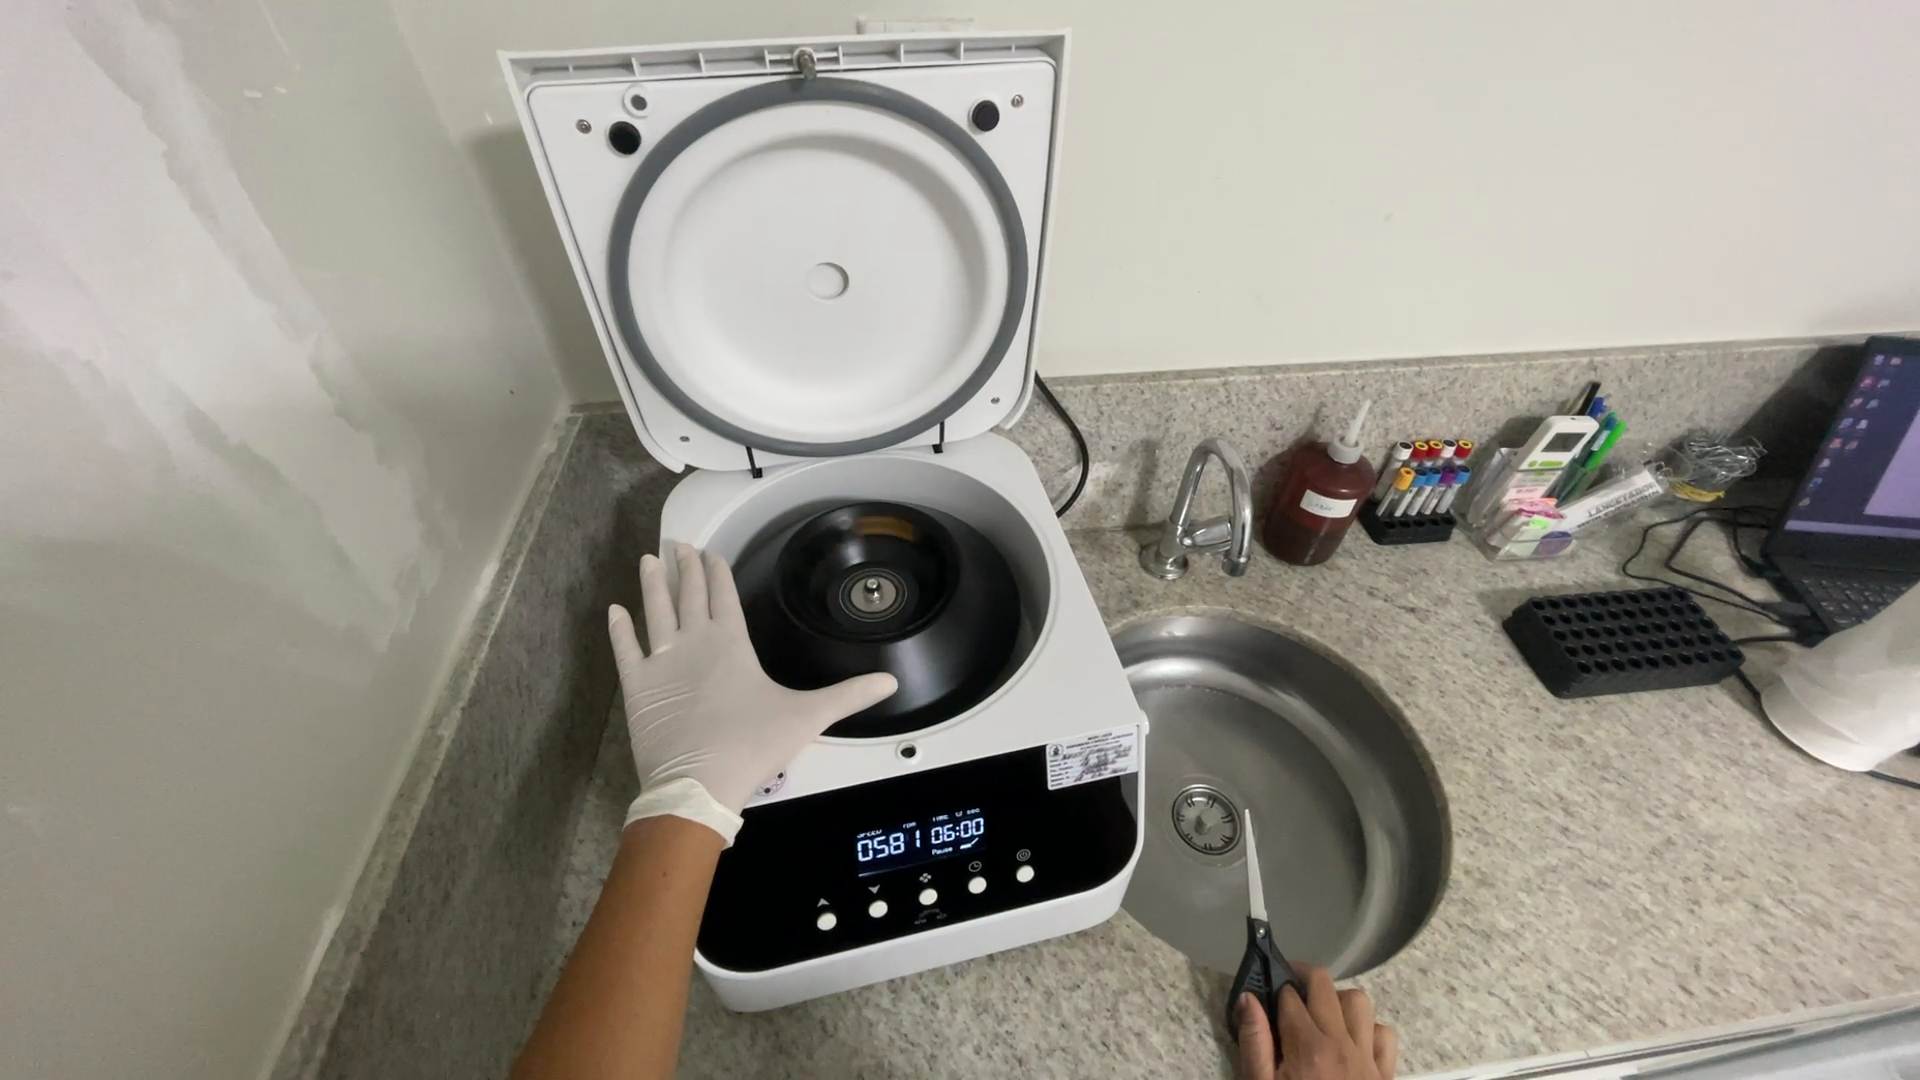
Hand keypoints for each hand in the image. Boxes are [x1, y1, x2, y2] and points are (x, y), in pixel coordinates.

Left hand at [609, 545, 897, 841]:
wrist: (699, 783)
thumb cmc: (752, 746)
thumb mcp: (808, 717)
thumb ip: (848, 696)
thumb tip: (890, 682)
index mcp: (732, 645)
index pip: (725, 597)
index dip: (717, 572)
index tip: (710, 552)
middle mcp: (695, 644)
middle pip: (690, 596)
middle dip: (686, 568)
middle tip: (680, 544)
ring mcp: (662, 663)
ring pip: (656, 612)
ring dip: (652, 585)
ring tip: (648, 558)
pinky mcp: (637, 687)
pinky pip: (625, 650)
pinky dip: (619, 629)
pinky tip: (614, 610)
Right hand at [1237, 966, 1397, 1079]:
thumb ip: (1254, 1042)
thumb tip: (1248, 998)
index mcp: (1307, 1047)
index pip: (1288, 993)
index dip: (1274, 991)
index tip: (1267, 1001)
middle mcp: (1341, 1045)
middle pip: (1324, 983)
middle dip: (1302, 978)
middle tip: (1289, 994)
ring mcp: (1368, 1060)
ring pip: (1359, 1002)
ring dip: (1338, 1001)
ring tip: (1323, 1017)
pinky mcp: (1387, 1078)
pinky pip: (1385, 1035)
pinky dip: (1370, 1031)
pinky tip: (1353, 1044)